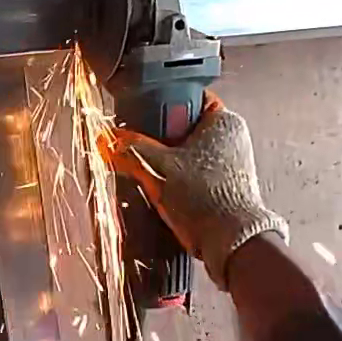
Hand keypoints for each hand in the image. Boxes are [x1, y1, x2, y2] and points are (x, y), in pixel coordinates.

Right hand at [104, 92, 287, 288]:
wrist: (230, 242)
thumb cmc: (206, 199)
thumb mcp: (159, 168)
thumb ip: (131, 150)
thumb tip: (109, 139)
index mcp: (223, 121)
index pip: (190, 99)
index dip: (164, 106)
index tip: (145, 117)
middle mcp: (232, 139)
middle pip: (185, 128)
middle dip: (162, 141)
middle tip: (144, 151)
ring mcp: (231, 164)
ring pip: (188, 154)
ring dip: (169, 164)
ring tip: (155, 175)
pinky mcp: (225, 187)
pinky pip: (195, 175)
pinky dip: (180, 181)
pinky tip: (167, 192)